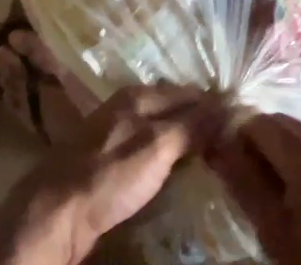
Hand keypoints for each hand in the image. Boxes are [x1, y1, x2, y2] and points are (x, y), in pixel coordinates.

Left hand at [0, 85, 218, 264]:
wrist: (57, 210)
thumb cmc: (110, 174)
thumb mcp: (157, 146)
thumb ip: (190, 124)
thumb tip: (227, 103)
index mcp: (139, 95)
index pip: (189, 91)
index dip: (216, 104)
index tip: (243, 118)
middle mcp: (126, 105)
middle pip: (173, 104)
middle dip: (201, 115)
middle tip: (232, 136)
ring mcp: (114, 129)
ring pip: (160, 124)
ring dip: (184, 134)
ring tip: (211, 150)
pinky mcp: (107, 156)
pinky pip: (147, 144)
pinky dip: (167, 150)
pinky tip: (175, 164)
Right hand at [206, 112, 300, 264]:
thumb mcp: (274, 231)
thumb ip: (244, 183)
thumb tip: (215, 144)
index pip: (258, 121)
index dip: (233, 132)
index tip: (217, 151)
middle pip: (281, 122)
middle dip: (255, 137)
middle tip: (235, 165)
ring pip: (299, 133)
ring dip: (276, 147)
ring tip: (260, 178)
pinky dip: (297, 157)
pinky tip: (289, 185)